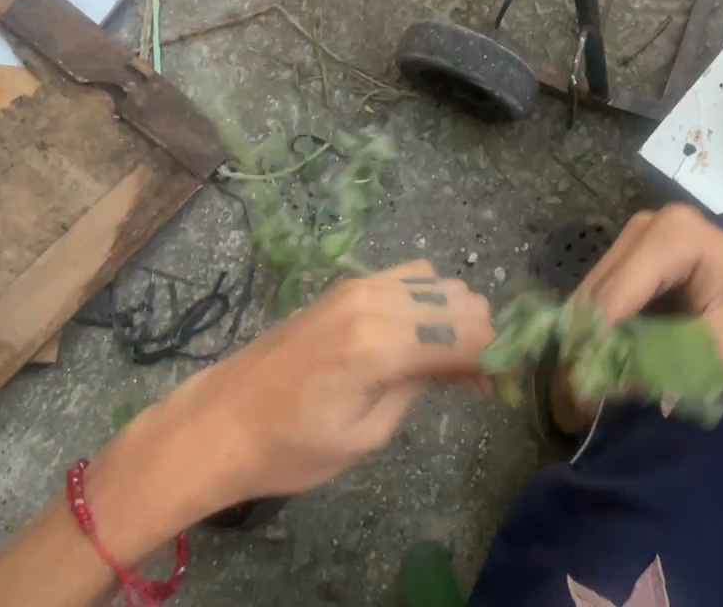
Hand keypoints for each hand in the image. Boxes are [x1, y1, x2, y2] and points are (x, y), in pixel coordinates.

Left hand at [94, 260, 493, 534]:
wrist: (219, 421)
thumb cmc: (289, 447)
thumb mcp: (364, 436)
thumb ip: (420, 390)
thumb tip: (465, 368)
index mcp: (380, 347)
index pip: (468, 337)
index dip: (497, 358)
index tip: (503, 385)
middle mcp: (376, 303)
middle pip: (461, 302)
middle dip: (482, 335)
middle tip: (478, 379)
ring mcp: (360, 286)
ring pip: (440, 281)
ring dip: (457, 314)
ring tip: (452, 357)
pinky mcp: (348, 284)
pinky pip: (409, 274)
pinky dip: (430, 296)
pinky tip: (422, 328)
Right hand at [578, 204, 722, 388]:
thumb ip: (664, 361)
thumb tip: (599, 381)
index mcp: (672, 236)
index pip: (612, 298)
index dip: (592, 349)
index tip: (579, 403)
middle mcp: (648, 226)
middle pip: (596, 294)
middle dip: (586, 348)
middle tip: (580, 406)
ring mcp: (643, 238)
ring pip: (596, 298)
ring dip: (593, 344)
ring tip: (593, 394)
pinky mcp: (642, 257)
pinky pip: (609, 299)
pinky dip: (607, 335)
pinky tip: (612, 367)